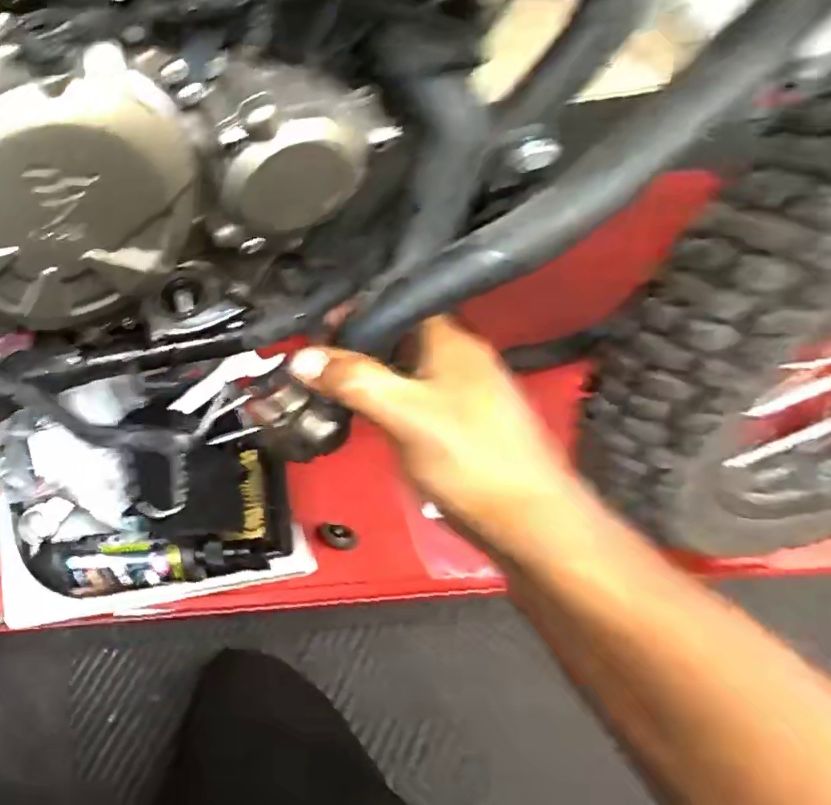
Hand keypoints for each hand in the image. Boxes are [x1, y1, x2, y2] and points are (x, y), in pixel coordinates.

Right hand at [291, 315, 582, 543]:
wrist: (531, 528)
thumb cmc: (471, 459)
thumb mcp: (403, 413)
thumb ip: (352, 380)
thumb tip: (299, 357)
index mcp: (452, 342)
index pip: (397, 302)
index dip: (354, 309)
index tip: (313, 329)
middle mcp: (457, 358)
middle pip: (393, 334)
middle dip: (349, 343)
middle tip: (308, 360)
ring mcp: (458, 390)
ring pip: (397, 365)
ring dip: (359, 371)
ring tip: (319, 383)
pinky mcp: (454, 420)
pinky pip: (405, 392)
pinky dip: (376, 395)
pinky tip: (352, 409)